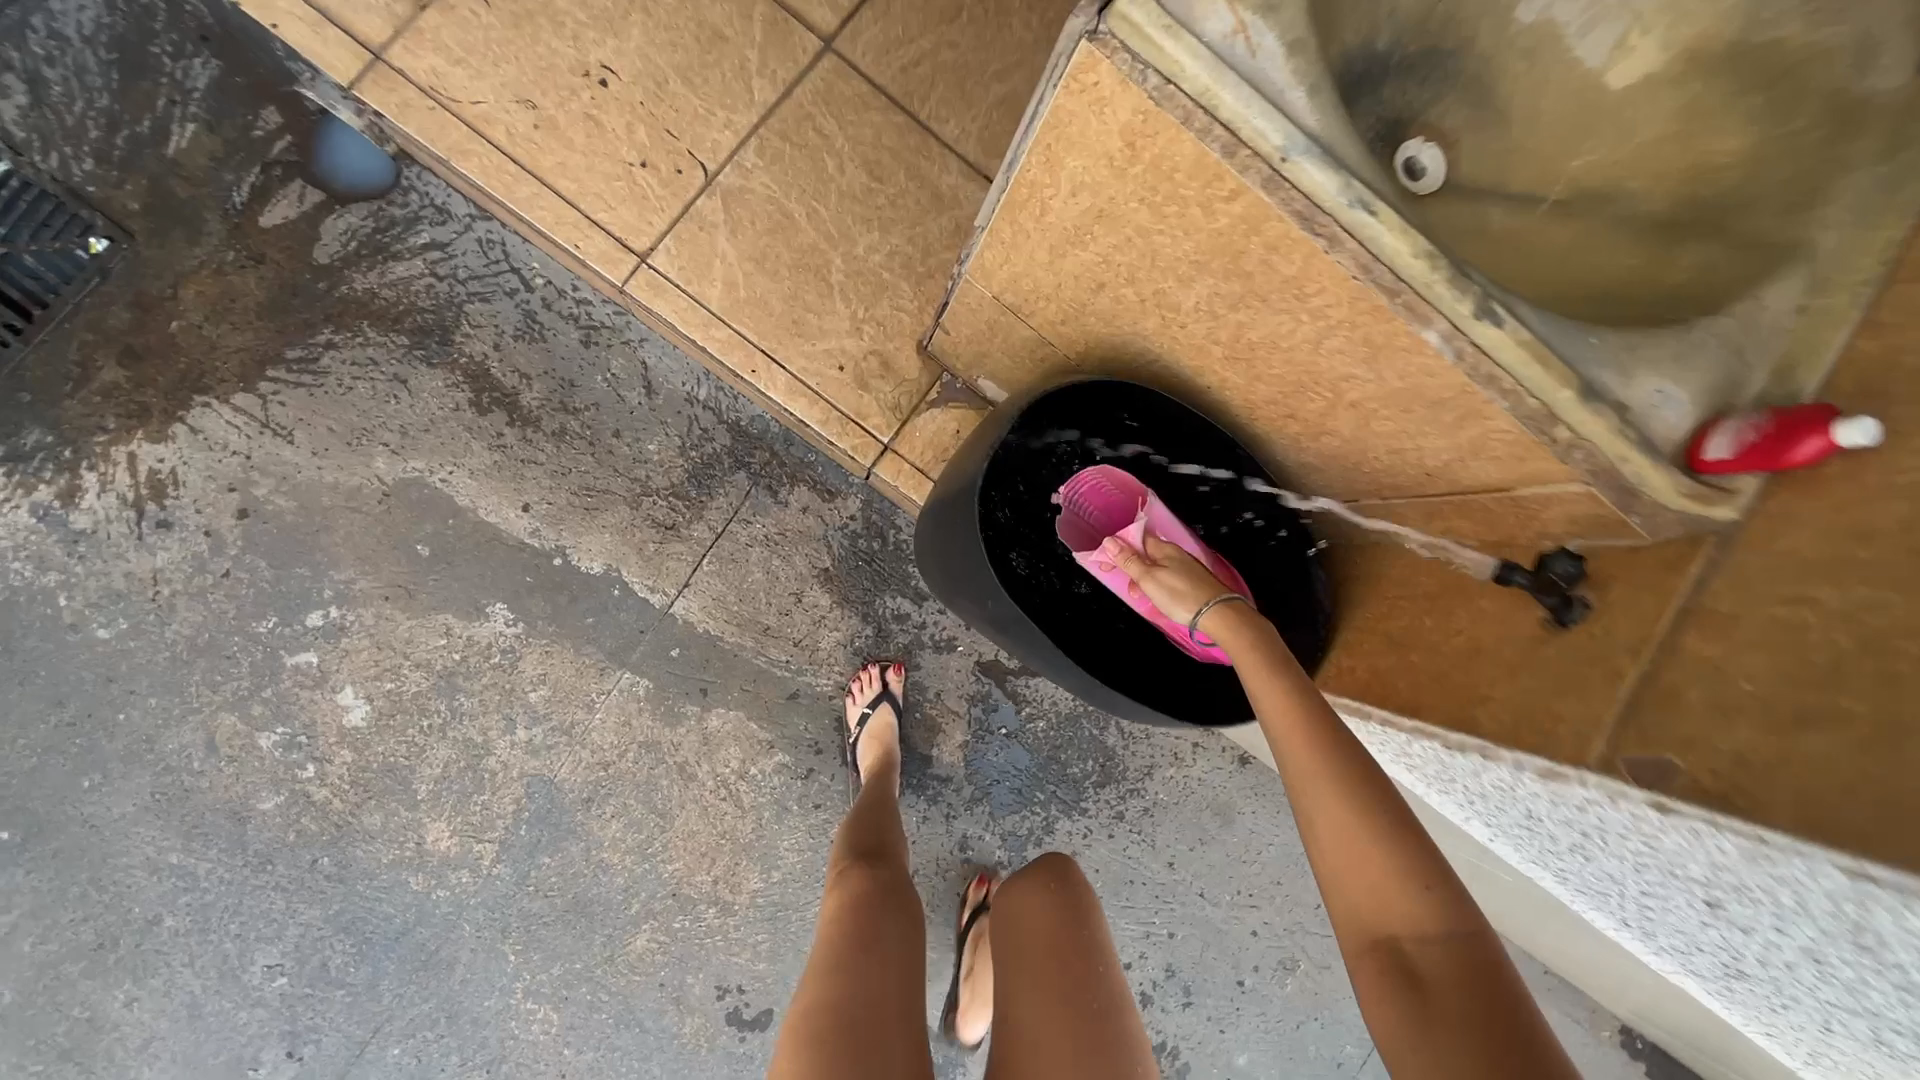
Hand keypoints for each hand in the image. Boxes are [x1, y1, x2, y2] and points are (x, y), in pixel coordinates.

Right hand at [1097, 533, 1248, 629]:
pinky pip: (1167, 576)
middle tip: (1126, 585)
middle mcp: (1175, 552)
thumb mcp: (1148, 578)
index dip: (1119, 546)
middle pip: (1145, 552)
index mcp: (1162, 547)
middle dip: (1130, 566)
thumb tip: (1109, 541)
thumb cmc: (1180, 596)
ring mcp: (1185, 566)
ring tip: (1141, 596)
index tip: (1106, 562)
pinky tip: (1158, 598)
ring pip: (1156, 566)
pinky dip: (1157, 585)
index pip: (1136, 537)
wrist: (1219, 614)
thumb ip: (1129, 560)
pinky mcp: (1192, 580)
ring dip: (1143, 578)